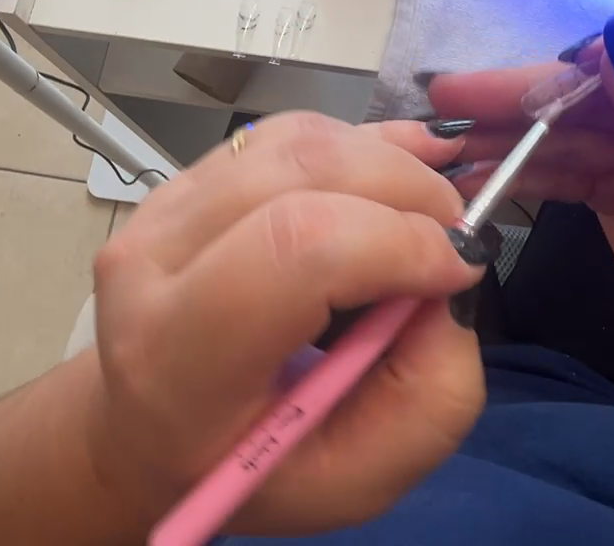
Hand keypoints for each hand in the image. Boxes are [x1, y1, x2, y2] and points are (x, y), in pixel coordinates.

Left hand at [84, 114, 485, 536]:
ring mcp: (162, 204)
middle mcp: (153, 259)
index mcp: (176, 358)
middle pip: (302, 172)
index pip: (294, 249)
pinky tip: (394, 170)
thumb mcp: (352, 480)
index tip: (461, 267)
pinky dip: (356, 141)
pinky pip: (285, 132)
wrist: (152, 420)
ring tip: (428, 207)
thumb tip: (452, 286)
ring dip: (386, 159)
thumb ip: (426, 400)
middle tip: (458, 231)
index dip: (395, 241)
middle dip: (407, 187)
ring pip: (299, 139)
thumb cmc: (247, 465)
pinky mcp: (184, 177)